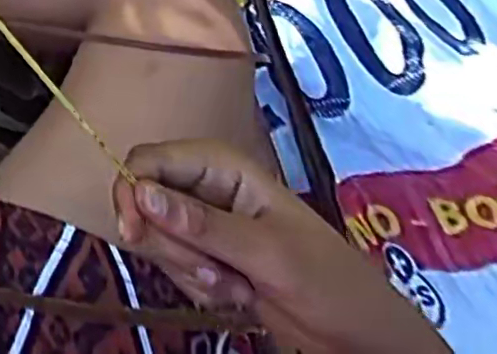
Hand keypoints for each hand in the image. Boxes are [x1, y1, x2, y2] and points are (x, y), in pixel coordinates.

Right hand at [113, 139, 448, 353]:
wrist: (366, 338)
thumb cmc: (329, 283)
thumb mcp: (267, 254)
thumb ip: (201, 224)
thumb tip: (138, 191)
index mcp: (218, 163)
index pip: (148, 160)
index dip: (131, 191)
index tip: (132, 235)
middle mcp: (203, 184)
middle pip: (145, 199)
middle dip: (171, 245)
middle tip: (215, 274)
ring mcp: (203, 220)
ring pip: (155, 235)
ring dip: (187, 270)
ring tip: (235, 287)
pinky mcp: (205, 253)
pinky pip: (172, 263)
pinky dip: (196, 286)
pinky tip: (235, 295)